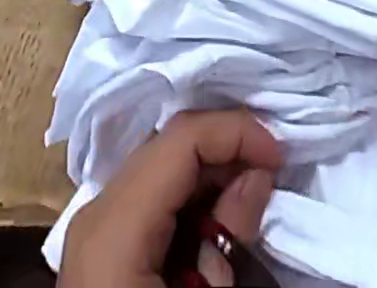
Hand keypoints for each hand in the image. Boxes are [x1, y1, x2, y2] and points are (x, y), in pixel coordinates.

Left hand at [58, 109, 282, 287]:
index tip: (280, 153)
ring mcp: (97, 226)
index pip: (179, 141)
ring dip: (211, 178)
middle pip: (169, 148)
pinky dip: (191, 202)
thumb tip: (255, 175)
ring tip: (246, 211)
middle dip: (226, 153)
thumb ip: (232, 231)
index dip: (234, 133)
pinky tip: (215, 232)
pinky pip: (154, 198)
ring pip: (163, 168)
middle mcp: (98, 210)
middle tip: (269, 182)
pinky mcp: (104, 244)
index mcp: (115, 224)